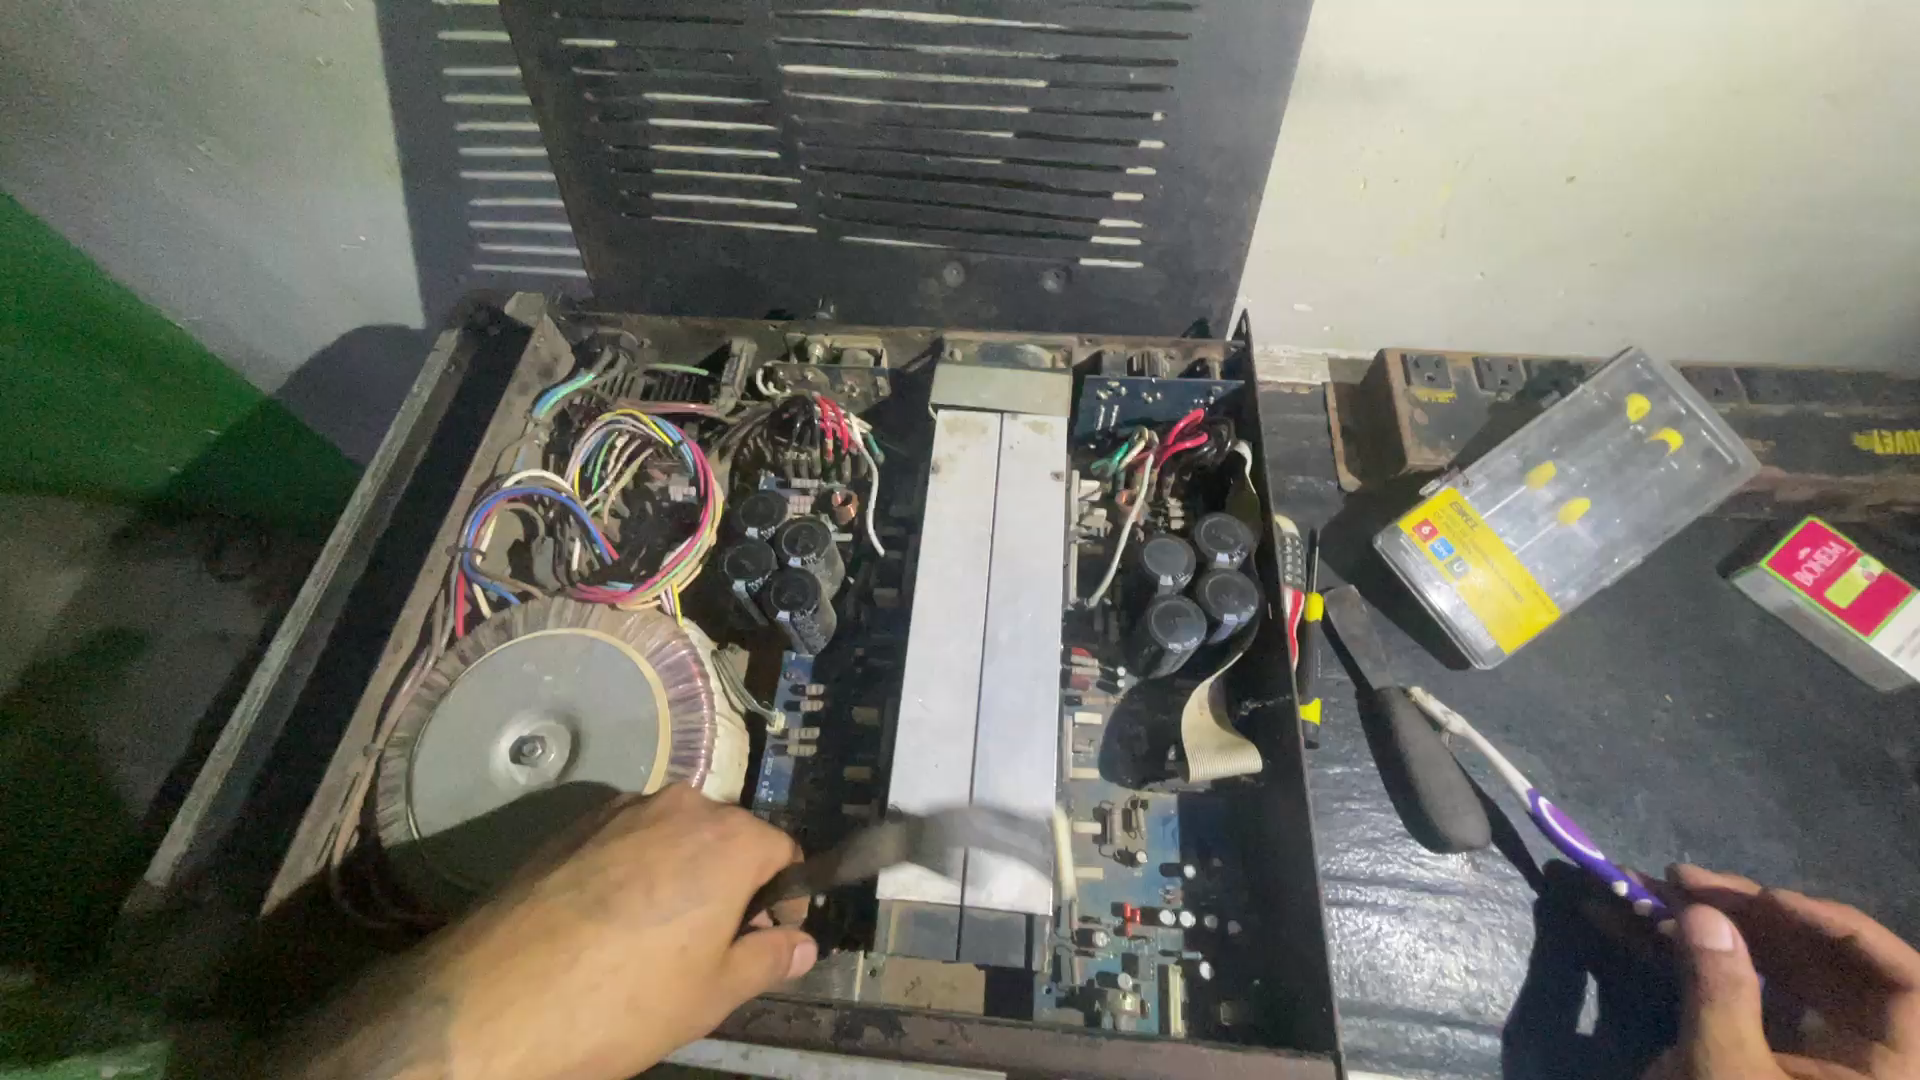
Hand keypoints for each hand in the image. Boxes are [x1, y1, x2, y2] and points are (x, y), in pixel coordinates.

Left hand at [270, 785, 816, 1079]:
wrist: (483, 1007)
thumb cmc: (620, 1003)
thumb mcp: (711, 995)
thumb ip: (769, 960)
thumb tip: (804, 945)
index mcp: (730, 839)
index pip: (784, 853)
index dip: (785, 899)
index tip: (767, 939)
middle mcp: (685, 806)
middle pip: (731, 837)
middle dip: (734, 882)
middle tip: (710, 943)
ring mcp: (627, 808)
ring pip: (679, 835)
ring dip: (684, 871)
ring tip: (653, 934)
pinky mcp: (577, 821)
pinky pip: (630, 836)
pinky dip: (636, 866)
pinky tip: (606, 920)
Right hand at [1644, 864, 1919, 1079]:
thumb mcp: (1726, 1071)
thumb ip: (1718, 988)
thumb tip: (1702, 911)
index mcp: (1899, 1071)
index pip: (1903, 981)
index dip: (1838, 927)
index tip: (1758, 897)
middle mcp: (1877, 1058)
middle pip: (1832, 964)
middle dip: (1748, 914)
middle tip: (1677, 881)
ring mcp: (1827, 1055)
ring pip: (1781, 969)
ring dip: (1712, 926)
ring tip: (1645, 892)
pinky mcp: (1781, 1054)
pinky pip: (1750, 989)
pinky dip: (1699, 955)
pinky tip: (1639, 926)